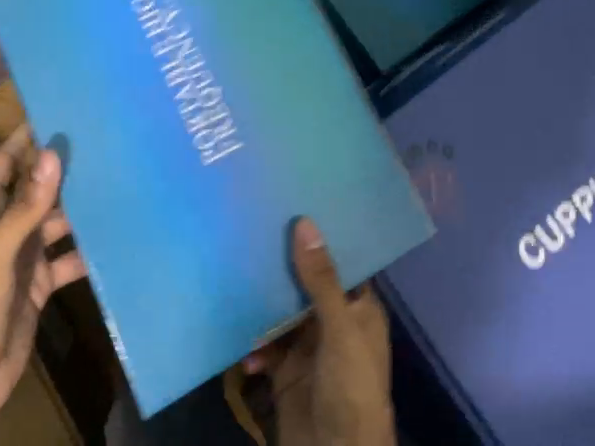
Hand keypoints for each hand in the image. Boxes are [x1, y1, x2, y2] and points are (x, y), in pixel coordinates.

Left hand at [0, 127, 86, 445]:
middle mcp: (3, 231)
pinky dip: (87, 251)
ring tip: (118, 183)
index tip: (56, 111)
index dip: (23, 139)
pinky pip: (67, 260)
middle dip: (61, 169)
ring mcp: (22, 260)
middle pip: (35, 190)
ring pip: (54, 223)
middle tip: (103, 142)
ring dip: (79, 208)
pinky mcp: (39, 287)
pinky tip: (115, 241)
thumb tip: (53, 153)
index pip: (3, 164)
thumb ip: (24, 207)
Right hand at [243, 218, 396, 445]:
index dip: (319, 239)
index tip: (291, 206)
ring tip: (236, 285)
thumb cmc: (351, 388)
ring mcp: (309, 348)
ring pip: (281, 314)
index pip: (340, 263)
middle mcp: (334, 323)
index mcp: (358, 310)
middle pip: (304, 285)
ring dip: (261, 307)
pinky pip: (266, 347)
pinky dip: (255, 347)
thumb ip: (320, 279)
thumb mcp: (339, 329)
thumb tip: (305, 222)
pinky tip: (247, 352)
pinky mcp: (286, 372)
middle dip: (281, 267)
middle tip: (250, 232)